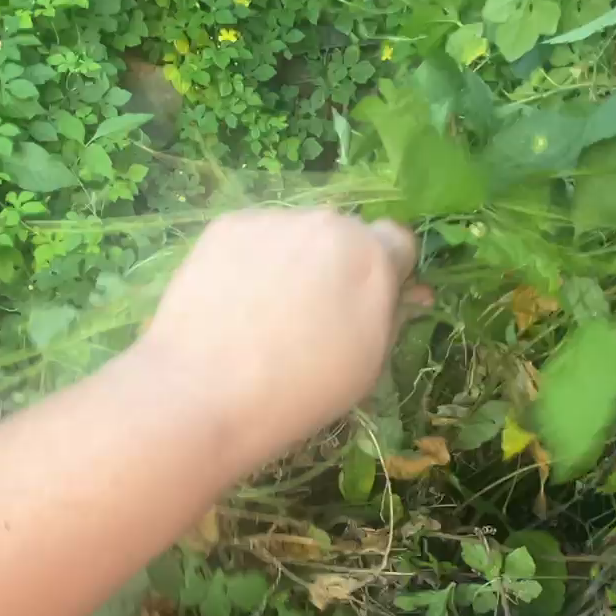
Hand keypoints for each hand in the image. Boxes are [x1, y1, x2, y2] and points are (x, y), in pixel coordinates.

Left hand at [135, 208, 415, 466]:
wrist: (207, 394)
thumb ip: (392, 318)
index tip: (366, 307)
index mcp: (373, 259)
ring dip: (295, 262)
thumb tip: (408, 294)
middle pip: (345, 236)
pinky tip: (234, 304)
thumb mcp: (367, 367)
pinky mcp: (227, 225)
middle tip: (311, 318)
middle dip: (338, 266)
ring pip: (297, 235)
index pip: (398, 243)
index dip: (386, 274)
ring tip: (264, 315)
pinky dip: (253, 263)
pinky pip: (256, 238)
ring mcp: (274, 220)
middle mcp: (328, 224)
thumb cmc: (301, 394)